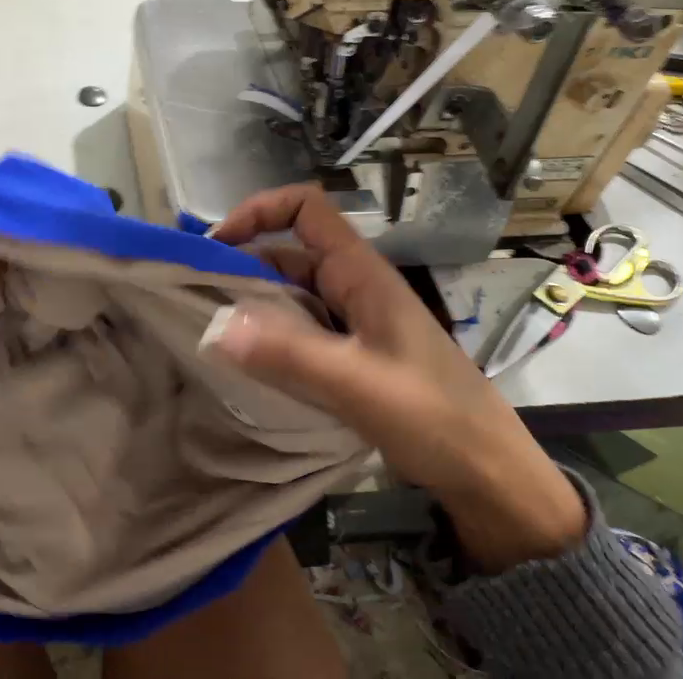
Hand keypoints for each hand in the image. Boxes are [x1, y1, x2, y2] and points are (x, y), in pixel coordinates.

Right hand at [205, 184, 584, 571]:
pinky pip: (301, 330)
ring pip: (293, 294)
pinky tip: (247, 364)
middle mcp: (356, 287)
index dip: (260, 210)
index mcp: (362, 274)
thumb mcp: (358, 384)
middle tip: (195, 299)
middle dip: (242, 265)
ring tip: (210, 331)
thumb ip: (289, 354)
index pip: (307, 209)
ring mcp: (355, 322)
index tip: (216, 245)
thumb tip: (216, 327)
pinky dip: (270, 336)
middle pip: (289, 253)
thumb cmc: (432, 417)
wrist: (487, 473)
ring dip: (253, 304)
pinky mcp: (354, 355)